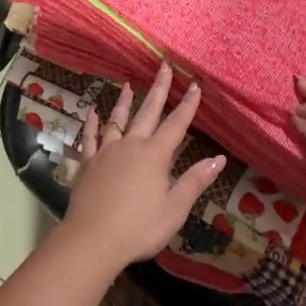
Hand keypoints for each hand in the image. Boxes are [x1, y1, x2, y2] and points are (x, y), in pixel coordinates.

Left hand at [60, 62, 225, 270]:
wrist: (93, 238)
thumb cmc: (140, 227)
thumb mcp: (174, 209)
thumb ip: (194, 181)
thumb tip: (218, 159)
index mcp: (155, 155)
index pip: (176, 125)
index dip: (188, 105)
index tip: (195, 85)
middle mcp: (131, 145)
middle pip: (148, 112)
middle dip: (159, 89)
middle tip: (164, 66)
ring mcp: (107, 151)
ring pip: (117, 119)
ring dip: (125, 101)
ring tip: (129, 84)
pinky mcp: (88, 162)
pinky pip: (90, 137)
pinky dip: (91, 123)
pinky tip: (91, 112)